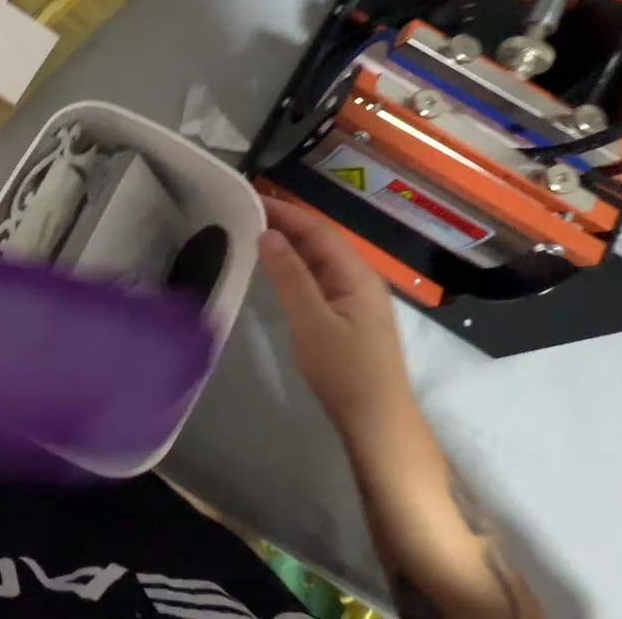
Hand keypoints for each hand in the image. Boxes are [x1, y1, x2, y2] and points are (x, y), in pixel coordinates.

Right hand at [258, 196, 414, 438]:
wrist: (377, 424)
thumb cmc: (345, 372)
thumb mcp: (311, 322)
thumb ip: (290, 276)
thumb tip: (269, 234)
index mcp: (357, 276)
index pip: (319, 230)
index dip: (285, 211)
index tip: (249, 199)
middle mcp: (361, 280)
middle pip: (321, 241)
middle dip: (286, 224)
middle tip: (244, 214)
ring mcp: (356, 300)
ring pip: (320, 260)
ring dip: (290, 245)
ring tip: (252, 234)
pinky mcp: (349, 317)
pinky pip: (320, 279)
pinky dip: (296, 267)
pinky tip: (275, 270)